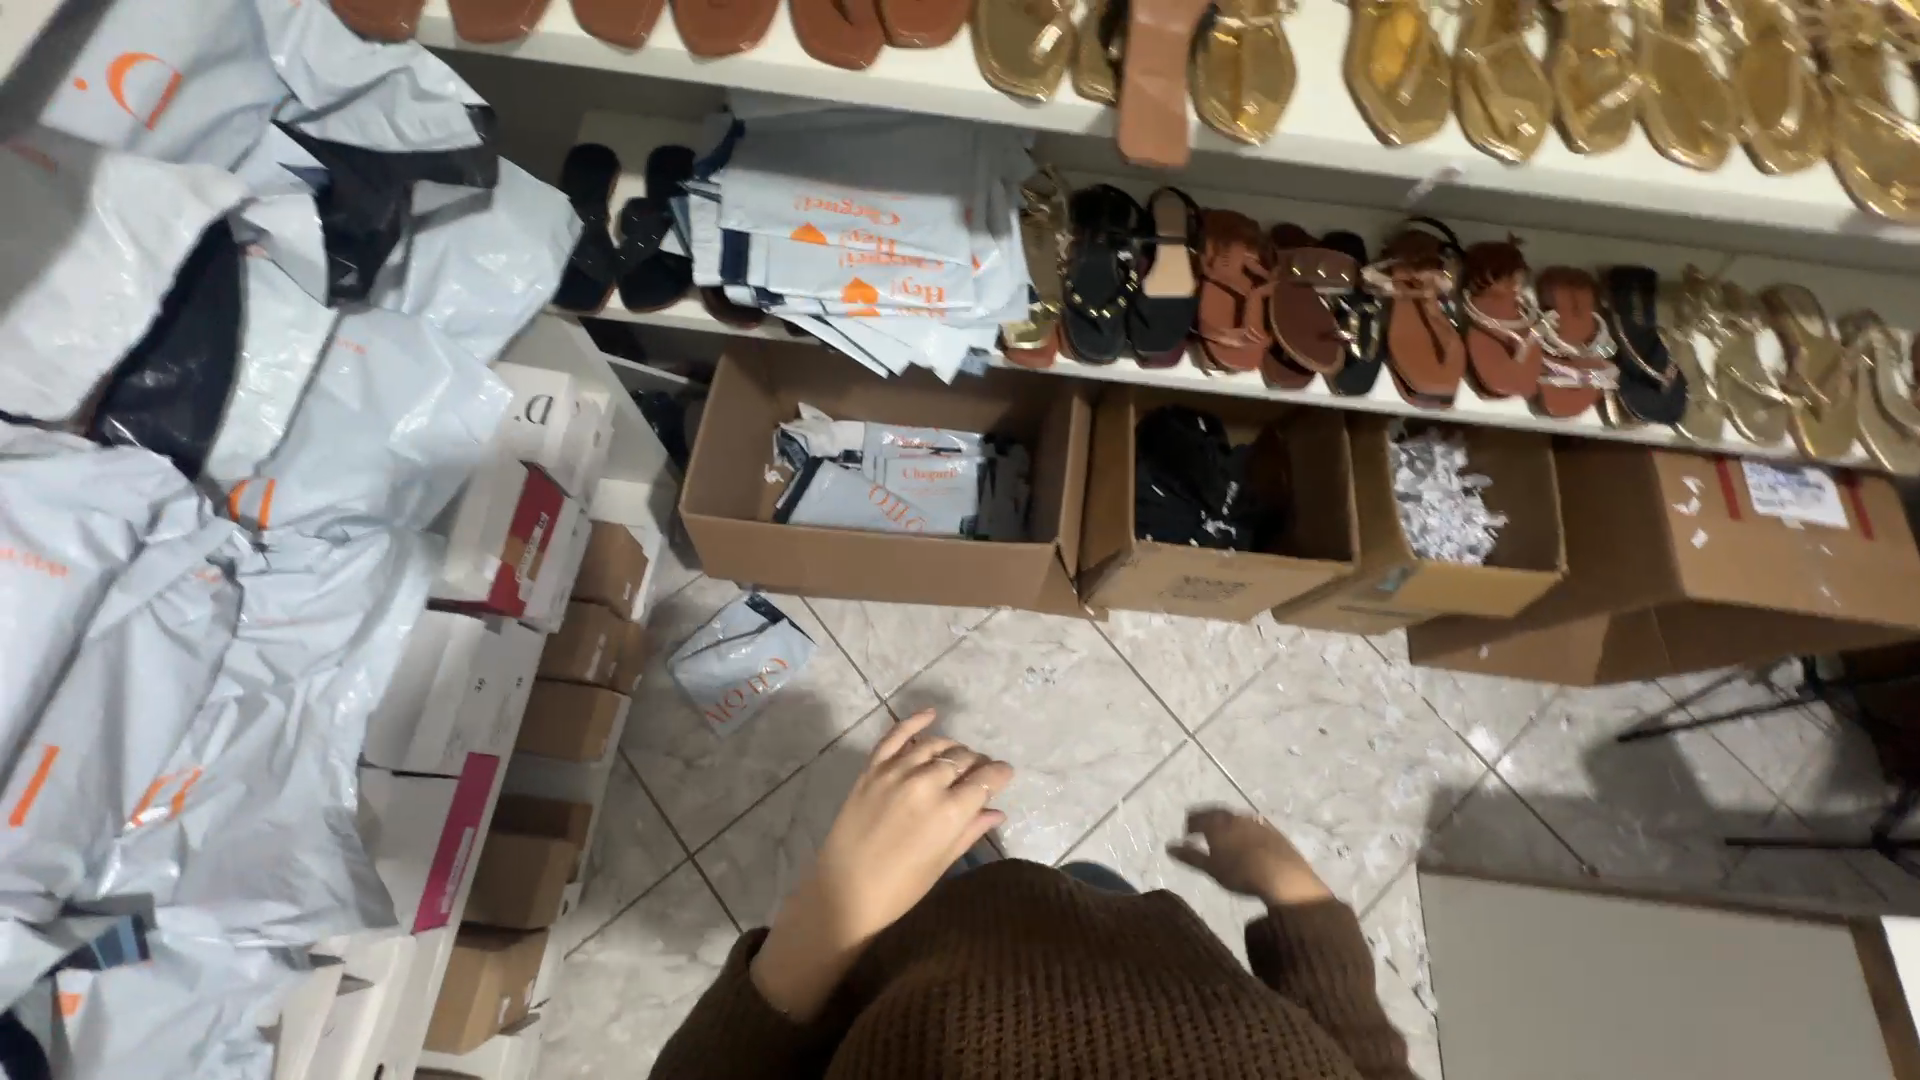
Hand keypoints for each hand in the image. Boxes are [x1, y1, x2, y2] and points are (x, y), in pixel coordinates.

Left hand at [751, 709, 1012, 1019]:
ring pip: (936, 745)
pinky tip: (931, 715)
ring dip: (952, 748)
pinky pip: (896, 735)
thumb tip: (997, 811)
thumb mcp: (942, 862)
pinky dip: (915, 721)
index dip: (1000, 773)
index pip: (986, 778)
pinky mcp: (873, 768)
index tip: (1004, 774)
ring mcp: (897, 771)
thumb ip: (971, 830)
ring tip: (958, 757)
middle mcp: (926, 782)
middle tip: (980, 773)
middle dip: (977, 763)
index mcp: (950, 811)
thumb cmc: (900, 888)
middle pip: (963, 758)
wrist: (844, 891)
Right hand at [1167, 808, 1332, 907]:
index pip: (1197, 817)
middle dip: (1207, 819)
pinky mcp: (1273, 831)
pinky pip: (1253, 825)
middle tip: (1202, 829)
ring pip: (1235, 818)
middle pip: (1216, 813)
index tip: (1186, 834)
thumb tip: (1168, 847)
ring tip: (1224, 835)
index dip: (1190, 824)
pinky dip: (1244, 830)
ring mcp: (1256, 822)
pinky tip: (1247, 840)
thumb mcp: (1211, 868)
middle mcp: (1235, 816)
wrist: (1284, 877)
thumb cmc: (1241, 873)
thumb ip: (1190, 856)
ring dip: (1227, 824)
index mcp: (1217, 823)